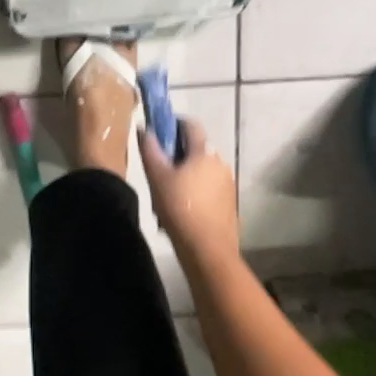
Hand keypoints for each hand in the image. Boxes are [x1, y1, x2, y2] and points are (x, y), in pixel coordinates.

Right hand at [137, 119, 238, 263]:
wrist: (208, 251)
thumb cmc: (180, 208)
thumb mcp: (157, 178)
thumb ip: (150, 150)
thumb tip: (145, 128)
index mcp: (204, 152)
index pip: (190, 124)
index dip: (173, 124)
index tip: (158, 135)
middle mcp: (220, 162)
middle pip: (195, 149)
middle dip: (176, 156)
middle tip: (158, 172)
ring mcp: (228, 184)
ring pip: (202, 170)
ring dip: (185, 176)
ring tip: (167, 196)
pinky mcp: (230, 203)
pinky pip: (209, 189)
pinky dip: (196, 192)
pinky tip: (182, 211)